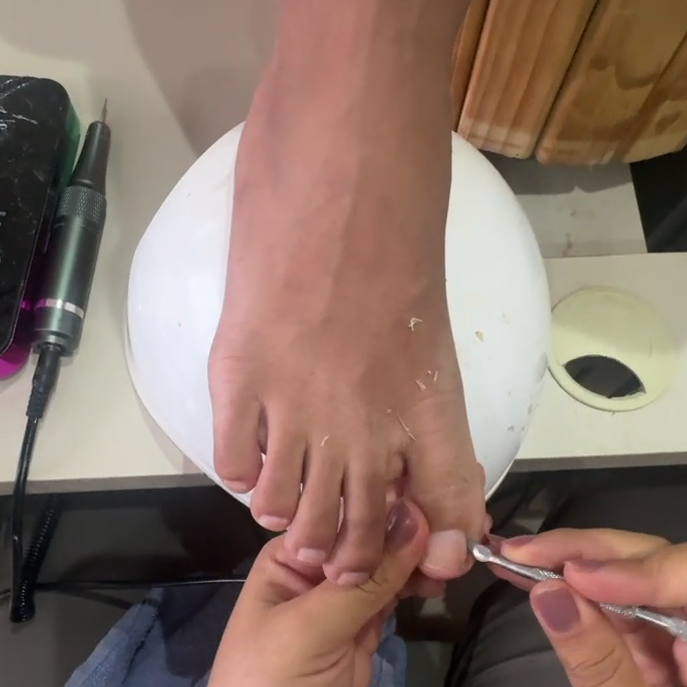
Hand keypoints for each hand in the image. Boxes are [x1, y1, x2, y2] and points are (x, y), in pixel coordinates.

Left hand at [183, 499, 449, 686]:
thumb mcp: (311, 631)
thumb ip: (367, 579)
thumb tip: (416, 518)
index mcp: (289, 555)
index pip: (344, 511)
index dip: (390, 500)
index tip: (439, 490)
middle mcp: (316, 570)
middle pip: (370, 536)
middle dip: (412, 528)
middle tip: (463, 520)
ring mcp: (341, 603)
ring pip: (388, 565)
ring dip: (420, 557)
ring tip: (461, 547)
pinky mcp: (363, 633)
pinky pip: (395, 597)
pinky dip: (417, 587)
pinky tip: (443, 576)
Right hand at [209, 26, 486, 590]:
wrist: (351, 131)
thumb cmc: (403, 200)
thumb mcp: (435, 296)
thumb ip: (425, 371)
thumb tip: (401, 417)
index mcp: (433, 396)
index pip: (451, 502)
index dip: (445, 543)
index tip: (433, 555)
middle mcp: (370, 416)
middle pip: (360, 524)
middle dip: (356, 551)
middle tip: (344, 549)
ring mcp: (300, 396)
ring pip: (296, 507)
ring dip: (297, 520)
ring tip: (295, 514)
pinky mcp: (239, 365)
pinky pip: (235, 459)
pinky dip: (244, 474)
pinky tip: (252, 463)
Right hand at [497, 530, 686, 686]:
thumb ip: (598, 673)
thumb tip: (548, 592)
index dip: (644, 566)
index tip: (577, 577)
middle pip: (665, 562)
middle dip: (595, 551)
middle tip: (524, 551)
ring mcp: (685, 643)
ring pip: (634, 575)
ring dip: (576, 561)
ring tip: (515, 555)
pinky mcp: (654, 653)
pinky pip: (614, 605)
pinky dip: (573, 589)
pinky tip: (532, 577)